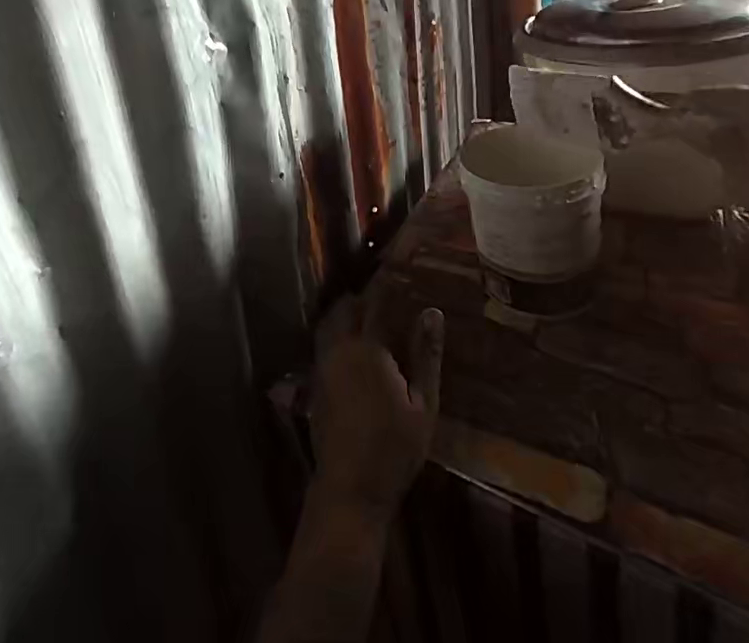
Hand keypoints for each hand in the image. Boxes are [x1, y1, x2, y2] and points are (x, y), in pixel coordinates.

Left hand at [307, 299, 443, 513]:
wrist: (350, 484)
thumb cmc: (396, 447)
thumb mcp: (423, 403)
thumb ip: (425, 354)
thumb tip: (432, 312)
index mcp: (368, 350)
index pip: (377, 303)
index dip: (387, 283)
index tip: (397, 265)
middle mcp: (339, 348)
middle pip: (346, 307)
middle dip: (363, 295)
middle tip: (384, 288)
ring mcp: (322, 364)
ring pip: (329, 323)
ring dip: (346, 311)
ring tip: (368, 309)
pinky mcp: (315, 380)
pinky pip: (323, 342)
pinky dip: (336, 331)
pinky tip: (351, 341)